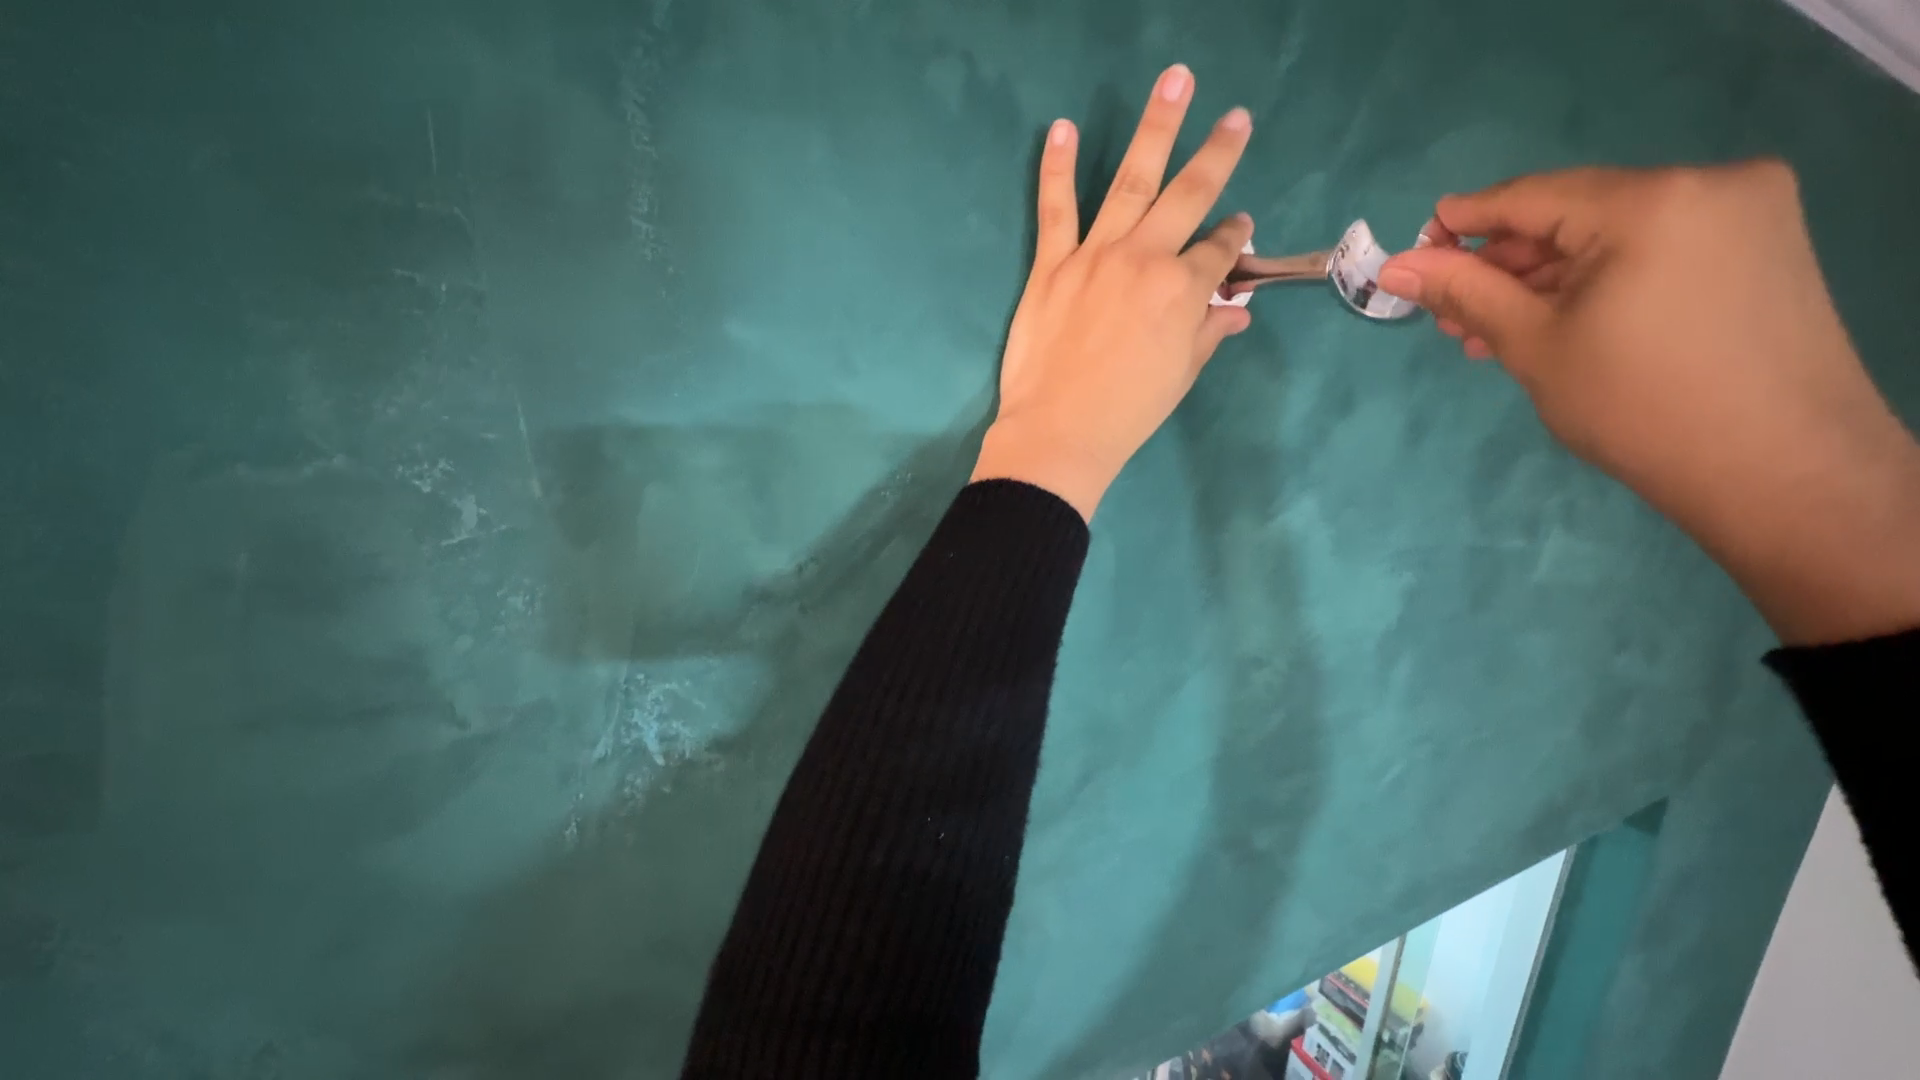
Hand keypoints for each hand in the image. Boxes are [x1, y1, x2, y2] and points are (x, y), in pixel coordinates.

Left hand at [971, 64, 1254, 520]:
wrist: (1058, 432)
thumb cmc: (1126, 414)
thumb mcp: (1180, 376)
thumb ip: (1207, 333)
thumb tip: (1237, 310)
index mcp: (1184, 291)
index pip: (1220, 251)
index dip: (1235, 239)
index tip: (1240, 228)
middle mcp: (1146, 260)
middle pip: (1189, 196)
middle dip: (1217, 154)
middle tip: (1236, 118)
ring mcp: (1096, 256)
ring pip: (1131, 182)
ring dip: (1156, 128)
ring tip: (1175, 81)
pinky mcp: (1051, 265)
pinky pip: (1055, 209)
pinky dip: (1056, 168)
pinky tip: (1061, 128)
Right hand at [1380, 162, 1919, 642]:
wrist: (1775, 467)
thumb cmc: (1635, 404)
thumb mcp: (1532, 344)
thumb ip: (1463, 292)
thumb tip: (1395, 266)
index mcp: (1652, 200)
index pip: (1531, 197)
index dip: (1463, 222)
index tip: (1414, 251)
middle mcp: (1709, 184)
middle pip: (1572, 213)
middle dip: (1502, 264)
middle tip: (1450, 313)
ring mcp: (1744, 214)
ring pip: (1609, 235)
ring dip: (1543, 280)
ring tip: (1488, 331)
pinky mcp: (1759, 249)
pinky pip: (1651, 251)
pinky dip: (1595, 283)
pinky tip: (1552, 324)